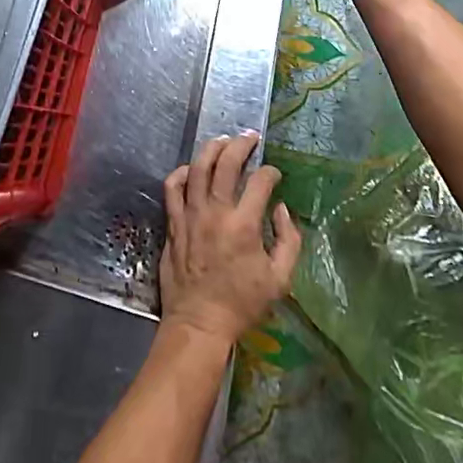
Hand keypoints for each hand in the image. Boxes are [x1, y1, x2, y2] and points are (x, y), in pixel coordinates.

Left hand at [159, 132, 300, 343]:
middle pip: (227, 163)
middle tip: (251, 138)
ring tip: (224, 141)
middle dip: (242, 145)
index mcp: (244, 225)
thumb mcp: (280, 279)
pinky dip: (182, 173)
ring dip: (213, 149)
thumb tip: (282, 211)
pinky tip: (193, 169)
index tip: (275, 176)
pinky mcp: (173, 224)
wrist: (199, 324)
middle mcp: (216, 213)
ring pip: (198, 168)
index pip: (260, 182)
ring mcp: (190, 216)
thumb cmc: (242, 303)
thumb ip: (289, 241)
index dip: (271, 173)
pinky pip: (173, 188)